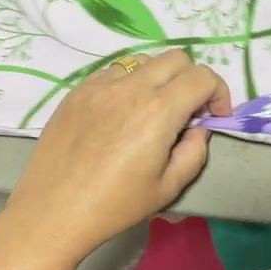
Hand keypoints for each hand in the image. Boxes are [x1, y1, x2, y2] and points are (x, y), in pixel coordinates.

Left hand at [1, 50, 230, 260]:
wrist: (52, 211)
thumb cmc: (114, 205)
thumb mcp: (168, 187)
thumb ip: (194, 151)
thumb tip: (197, 128)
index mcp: (159, 110)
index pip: (202, 77)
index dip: (218, 93)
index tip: (214, 116)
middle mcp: (131, 86)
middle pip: (176, 59)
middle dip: (192, 80)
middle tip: (187, 112)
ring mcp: (100, 84)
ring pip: (143, 61)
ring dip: (159, 78)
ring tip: (152, 111)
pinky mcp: (78, 90)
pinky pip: (113, 72)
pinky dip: (128, 84)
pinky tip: (119, 114)